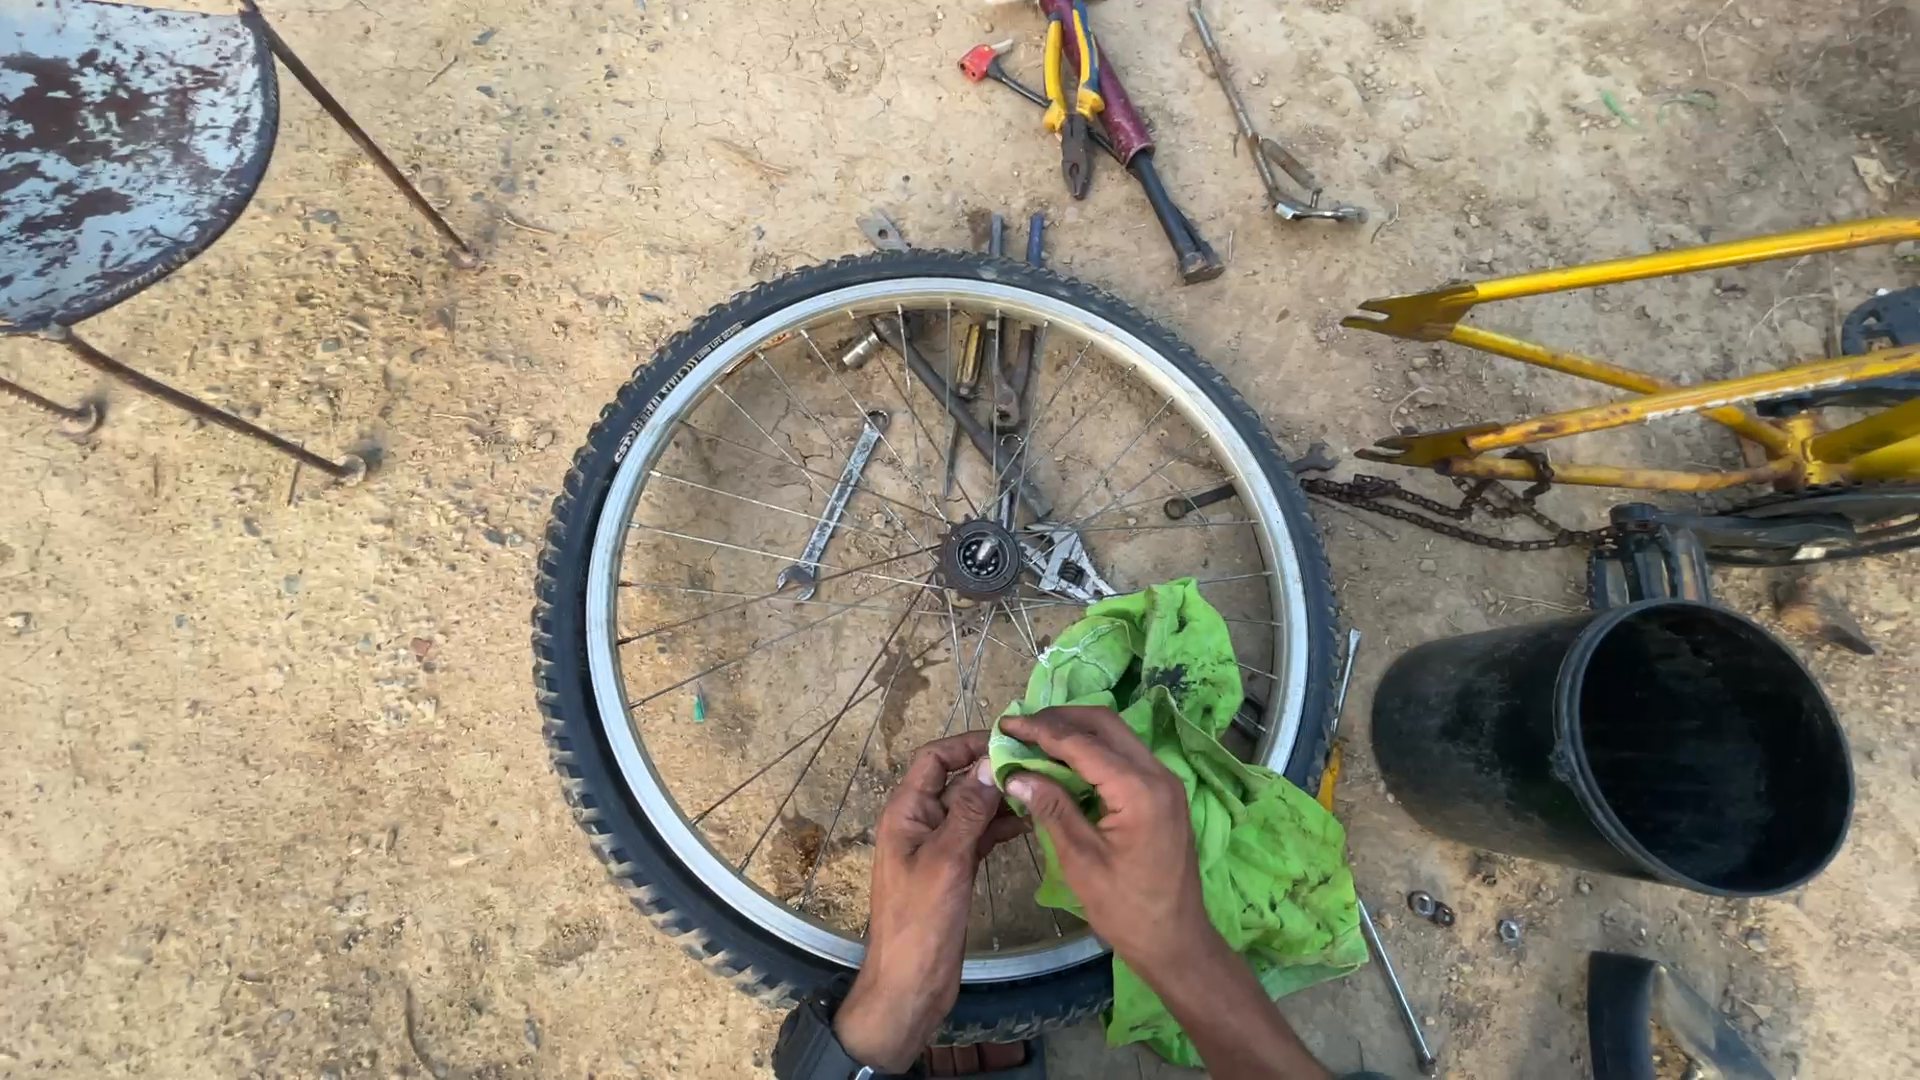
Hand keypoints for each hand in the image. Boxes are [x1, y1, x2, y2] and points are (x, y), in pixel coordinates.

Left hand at [833, 731, 1027, 1071]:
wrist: (910, 987)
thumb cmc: (920, 920)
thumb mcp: (947, 859)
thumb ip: (969, 811)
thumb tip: (989, 763)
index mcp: (906, 811)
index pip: (933, 759)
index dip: (965, 744)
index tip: (1004, 739)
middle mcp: (921, 821)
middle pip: (957, 781)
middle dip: (990, 771)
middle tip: (1034, 763)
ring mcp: (938, 846)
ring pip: (972, 809)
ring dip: (1000, 799)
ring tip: (1039, 789)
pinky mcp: (955, 868)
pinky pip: (979, 835)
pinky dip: (1000, 827)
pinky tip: (1029, 822)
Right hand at [1001, 708, 1334, 1079]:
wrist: (1177, 943)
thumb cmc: (1127, 909)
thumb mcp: (1082, 861)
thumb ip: (1052, 808)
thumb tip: (1014, 772)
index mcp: (1139, 790)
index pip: (1082, 743)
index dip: (1041, 730)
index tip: (1007, 725)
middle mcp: (1157, 774)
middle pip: (1104, 723)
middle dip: (1059, 718)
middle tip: (1020, 726)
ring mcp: (1164, 780)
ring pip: (1116, 733)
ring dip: (1076, 729)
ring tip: (1036, 735)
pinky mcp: (1162, 790)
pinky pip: (1124, 752)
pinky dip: (1092, 747)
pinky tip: (1064, 757)